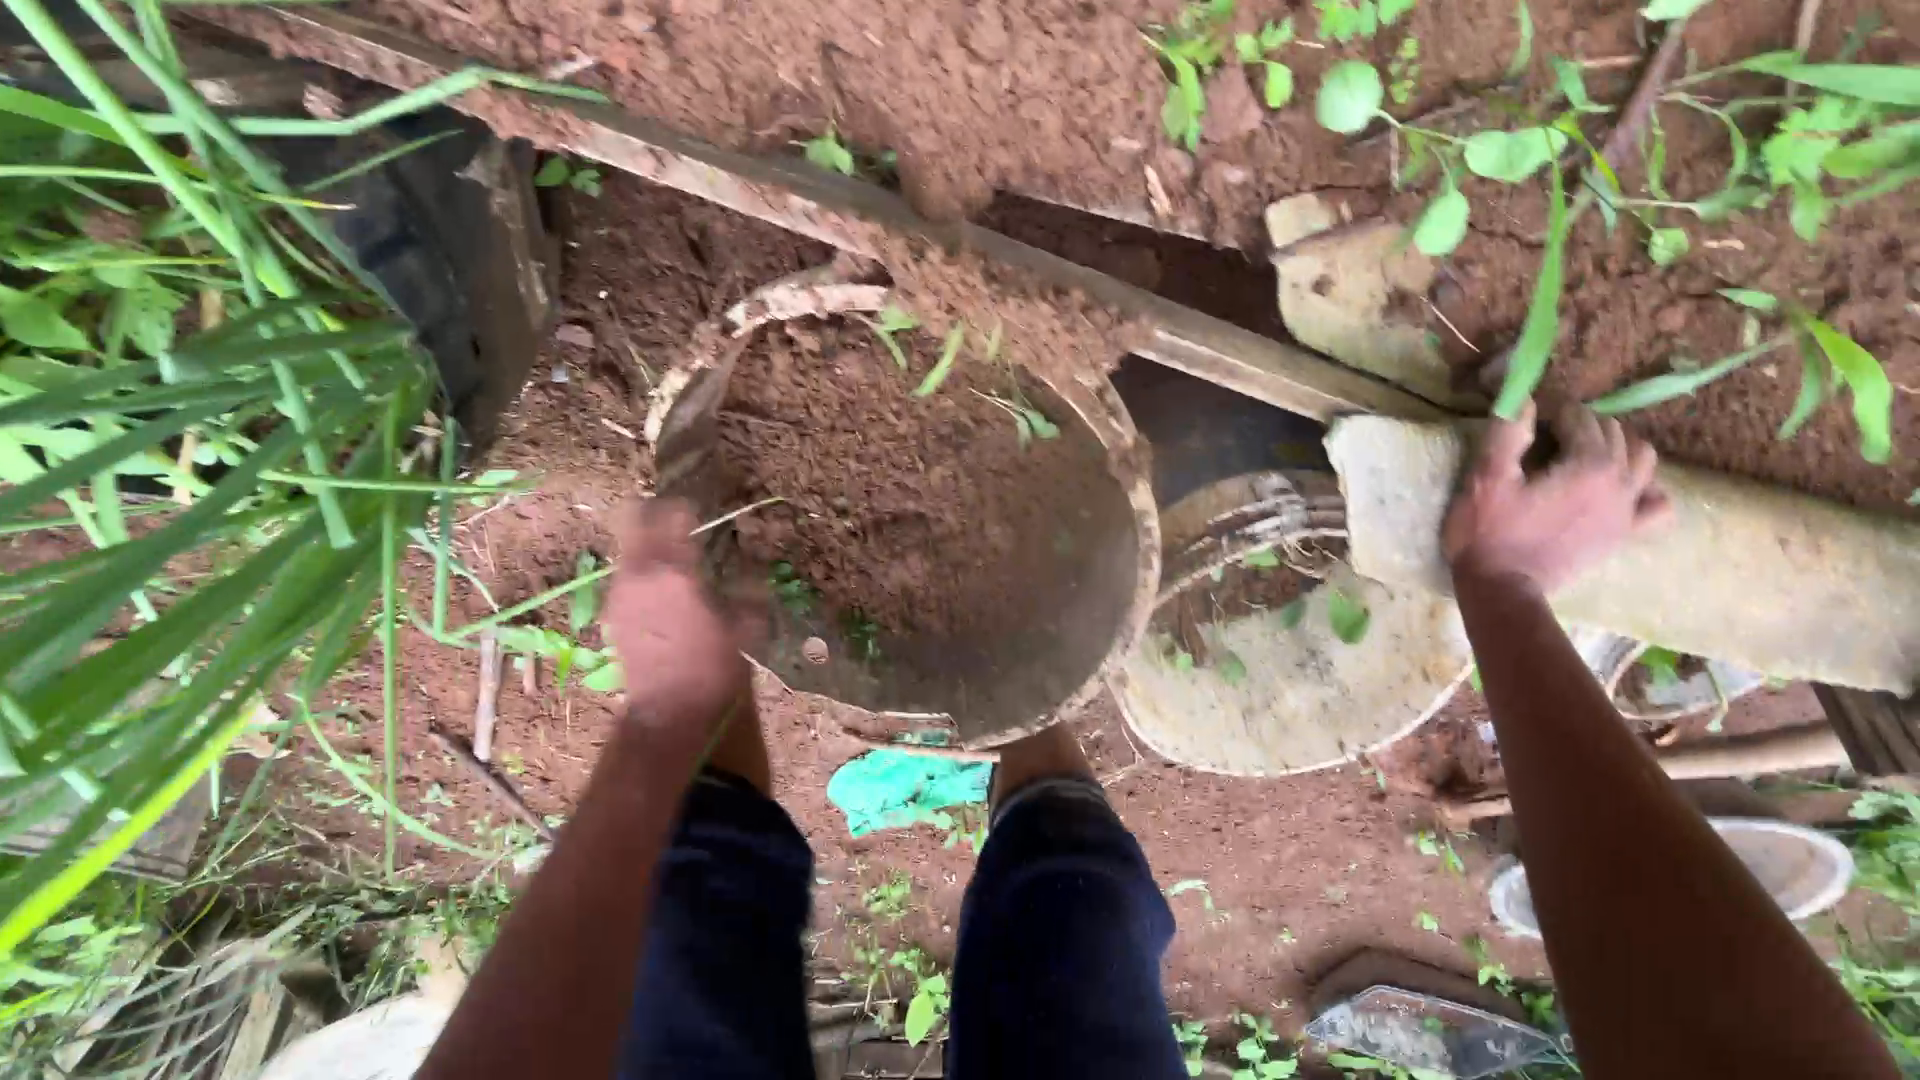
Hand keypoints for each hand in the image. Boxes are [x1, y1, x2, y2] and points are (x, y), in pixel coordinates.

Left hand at [602, 499, 755, 745]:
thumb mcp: (743, 628)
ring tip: (665, 551)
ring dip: (643, 541)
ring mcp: (621, 592)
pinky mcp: (612, 612)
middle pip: (635, 520)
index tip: (695, 510)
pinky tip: (656, 586)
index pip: (673, 517)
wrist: (669, 710)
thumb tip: (754, 575)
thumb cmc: (712, 668)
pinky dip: (638, 570)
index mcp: (677, 571)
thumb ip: (748, 594)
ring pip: (626, 546)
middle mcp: (642, 574)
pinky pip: (624, 575)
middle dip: (652, 513)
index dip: (684, 509)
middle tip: (671, 517)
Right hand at [1442, 401, 1672, 594]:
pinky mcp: (1625, 534)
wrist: (1502, 587)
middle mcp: (1621, 481)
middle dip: (1581, 425)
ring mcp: (1628, 510)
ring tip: (1582, 455)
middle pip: (1613, 433)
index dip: (1552, 411)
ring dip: (1616, 447)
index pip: (1580, 418)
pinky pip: (1658, 504)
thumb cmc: (1487, 532)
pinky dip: (1646, 489)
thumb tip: (1523, 397)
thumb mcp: (1485, 478)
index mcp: (1589, 464)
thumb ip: (1507, 433)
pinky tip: (1622, 490)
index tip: (1528, 417)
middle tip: (1544, 435)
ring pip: (1643, 459)